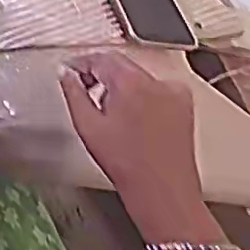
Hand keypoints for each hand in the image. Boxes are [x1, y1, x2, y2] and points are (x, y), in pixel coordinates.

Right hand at [61, 52, 200, 208]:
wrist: (162, 191)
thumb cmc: (126, 162)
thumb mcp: (86, 124)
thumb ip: (72, 91)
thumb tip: (66, 73)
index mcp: (129, 82)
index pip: (99, 58)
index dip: (80, 63)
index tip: (70, 71)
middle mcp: (155, 83)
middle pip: (119, 63)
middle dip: (99, 72)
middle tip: (83, 87)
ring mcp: (173, 94)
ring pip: (136, 75)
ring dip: (119, 82)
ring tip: (107, 106)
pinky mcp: (184, 107)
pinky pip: (157, 87)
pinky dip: (142, 92)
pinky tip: (133, 112)